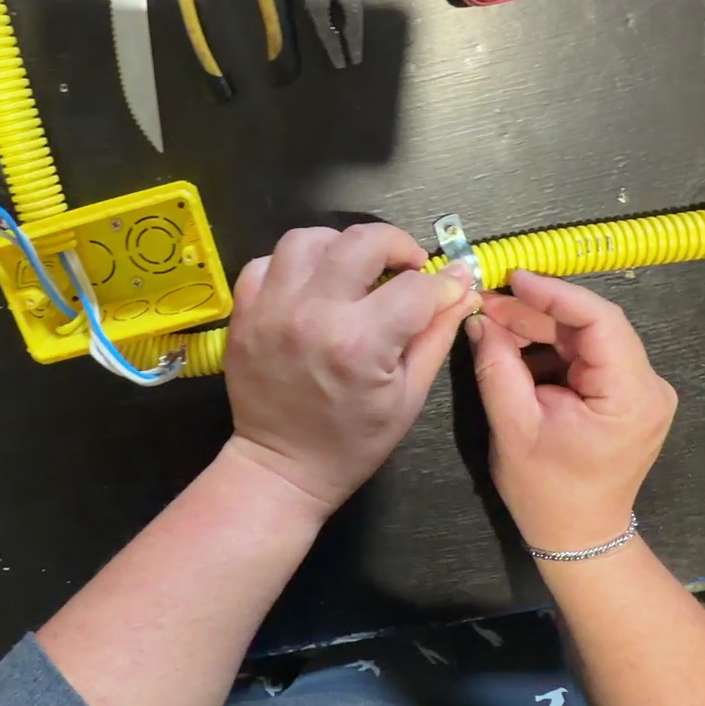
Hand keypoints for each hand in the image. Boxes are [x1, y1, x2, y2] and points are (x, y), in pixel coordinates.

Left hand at [224, 224, 478, 514]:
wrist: (282, 466)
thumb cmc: (352, 441)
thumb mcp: (409, 395)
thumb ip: (436, 334)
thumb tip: (460, 284)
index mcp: (360, 343)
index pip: (414, 287)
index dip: (440, 285)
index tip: (445, 290)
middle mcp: (312, 314)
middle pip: (361, 241)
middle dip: (395, 246)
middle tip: (403, 269)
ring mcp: (271, 309)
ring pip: (307, 239)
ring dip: (339, 246)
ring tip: (353, 271)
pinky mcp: (244, 312)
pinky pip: (265, 262)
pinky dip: (292, 265)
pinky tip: (310, 286)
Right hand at [466, 271, 676, 552]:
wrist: (579, 536)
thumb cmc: (546, 491)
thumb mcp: (513, 427)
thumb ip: (497, 367)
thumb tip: (480, 319)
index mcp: (630, 396)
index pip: (600, 321)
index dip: (555, 293)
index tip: (512, 279)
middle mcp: (647, 385)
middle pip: (591, 327)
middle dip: (536, 312)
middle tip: (487, 305)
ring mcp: (639, 389)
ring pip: (585, 338)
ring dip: (538, 328)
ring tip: (492, 324)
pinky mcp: (623, 394)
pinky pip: (584, 356)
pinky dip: (548, 348)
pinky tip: (513, 346)